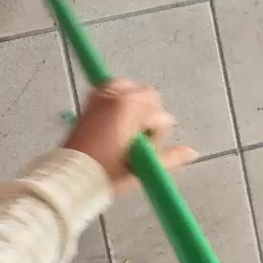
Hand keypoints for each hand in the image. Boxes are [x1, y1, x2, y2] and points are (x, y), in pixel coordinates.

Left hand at [62, 79, 196, 192]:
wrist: (71, 175)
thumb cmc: (103, 173)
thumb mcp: (139, 167)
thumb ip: (169, 158)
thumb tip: (191, 152)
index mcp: (131, 110)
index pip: (161, 116)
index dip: (157, 135)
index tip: (145, 150)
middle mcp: (117, 96)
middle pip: (150, 95)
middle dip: (150, 114)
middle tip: (138, 138)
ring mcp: (103, 95)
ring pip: (132, 87)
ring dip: (136, 104)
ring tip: (128, 128)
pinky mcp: (92, 98)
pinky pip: (113, 87)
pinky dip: (119, 97)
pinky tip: (117, 118)